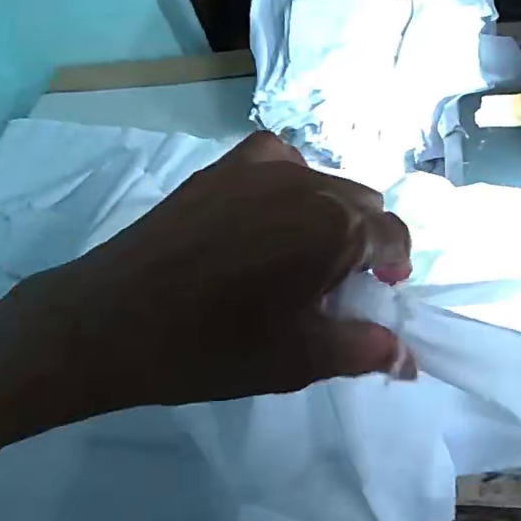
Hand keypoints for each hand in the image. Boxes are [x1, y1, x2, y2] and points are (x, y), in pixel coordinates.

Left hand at [14, 132, 413, 421]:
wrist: (112, 320)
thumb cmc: (210, 347)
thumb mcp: (297, 360)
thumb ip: (363, 351)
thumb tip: (408, 358)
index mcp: (334, 227)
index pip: (393, 235)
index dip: (395, 268)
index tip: (378, 296)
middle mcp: (305, 182)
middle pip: (361, 202)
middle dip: (362, 241)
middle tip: (334, 286)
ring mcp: (257, 168)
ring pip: (321, 181)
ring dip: (328, 213)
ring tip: (298, 255)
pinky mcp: (220, 167)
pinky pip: (276, 160)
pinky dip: (288, 183)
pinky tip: (265, 217)